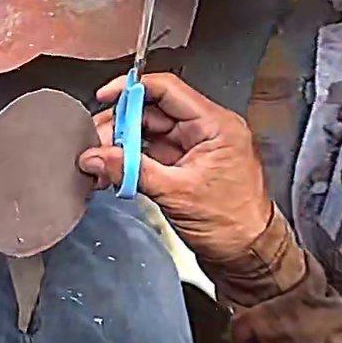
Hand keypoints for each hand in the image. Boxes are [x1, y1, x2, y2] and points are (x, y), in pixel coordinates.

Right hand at [78, 72, 273, 263]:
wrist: (245, 253)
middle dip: (119, 125)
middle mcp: (203, 129)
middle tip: (96, 143)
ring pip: (145, 131)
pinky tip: (112, 169)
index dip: (132, 89)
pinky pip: (147, 151)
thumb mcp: (177, 193)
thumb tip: (98, 156)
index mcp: (215, 125)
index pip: (168, 90)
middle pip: (150, 111)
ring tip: (100, 160)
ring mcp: (191, 146)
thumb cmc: (232, 223)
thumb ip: (133, 171)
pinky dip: (127, 159)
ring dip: (120, 144)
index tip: (105, 96)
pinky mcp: (180, 163)